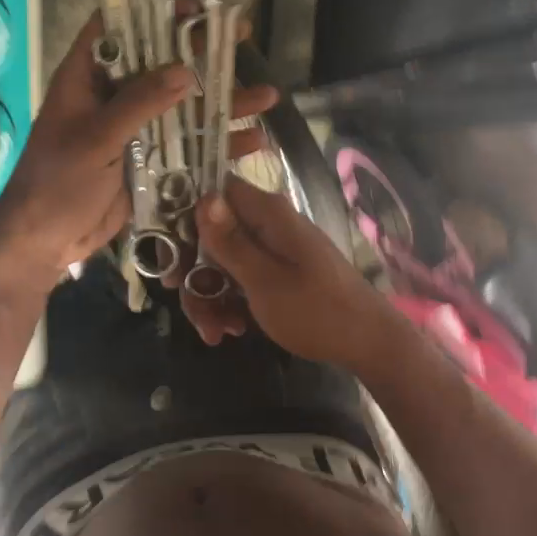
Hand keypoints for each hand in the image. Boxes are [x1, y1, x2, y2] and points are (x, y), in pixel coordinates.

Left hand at [0, 17, 277, 284]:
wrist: (45, 242)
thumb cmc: (57, 181)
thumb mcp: (96, 138)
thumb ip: (140, 103)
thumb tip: (187, 71)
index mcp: (86, 79)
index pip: (116, 29)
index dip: (149, 11)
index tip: (191, 3)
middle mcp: (112, 97)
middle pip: (160, 63)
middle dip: (200, 51)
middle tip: (240, 34)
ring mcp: (134, 129)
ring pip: (182, 106)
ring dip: (221, 102)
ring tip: (268, 95)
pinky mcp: (150, 160)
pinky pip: (187, 144)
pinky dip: (217, 143)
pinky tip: (253, 141)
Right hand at [192, 178, 400, 367]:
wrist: (369, 344)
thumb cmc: (316, 310)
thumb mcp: (264, 281)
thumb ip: (231, 241)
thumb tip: (202, 197)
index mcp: (267, 214)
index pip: (214, 191)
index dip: (185, 216)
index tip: (167, 251)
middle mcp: (268, 223)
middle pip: (212, 233)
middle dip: (195, 271)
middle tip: (189, 305)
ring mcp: (274, 248)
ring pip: (222, 260)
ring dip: (211, 295)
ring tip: (215, 332)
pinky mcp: (279, 271)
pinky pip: (241, 277)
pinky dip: (230, 302)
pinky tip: (231, 331)